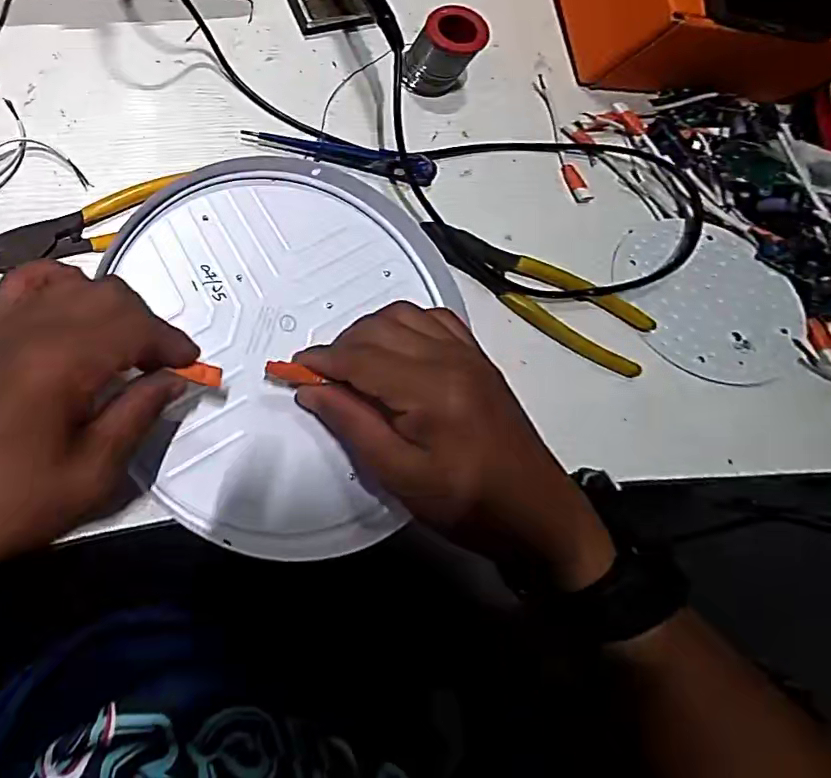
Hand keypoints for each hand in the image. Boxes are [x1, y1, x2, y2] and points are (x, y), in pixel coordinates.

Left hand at [0, 261, 197, 589]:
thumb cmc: (9, 505)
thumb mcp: (91, 475)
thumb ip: (137, 415)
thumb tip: (172, 380)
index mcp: (62, 361)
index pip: (134, 326)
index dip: (171, 342)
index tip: (191, 366)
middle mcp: (34, 327)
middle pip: (110, 296)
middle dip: (147, 324)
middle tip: (160, 366)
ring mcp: (6, 325)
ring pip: (75, 284)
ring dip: (111, 306)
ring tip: (123, 345)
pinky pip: (27, 281)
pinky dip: (59, 283)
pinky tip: (72, 309)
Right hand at [295, 302, 615, 590]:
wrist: (537, 515)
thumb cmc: (470, 504)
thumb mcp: (399, 475)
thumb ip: (352, 424)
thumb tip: (313, 390)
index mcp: (431, 390)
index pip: (360, 357)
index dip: (320, 362)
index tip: (294, 370)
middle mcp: (450, 360)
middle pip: (377, 329)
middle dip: (339, 347)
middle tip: (320, 377)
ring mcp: (467, 355)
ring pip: (401, 315)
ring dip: (367, 332)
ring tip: (351, 363)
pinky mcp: (477, 358)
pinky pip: (432, 318)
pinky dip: (402, 323)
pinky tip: (393, 346)